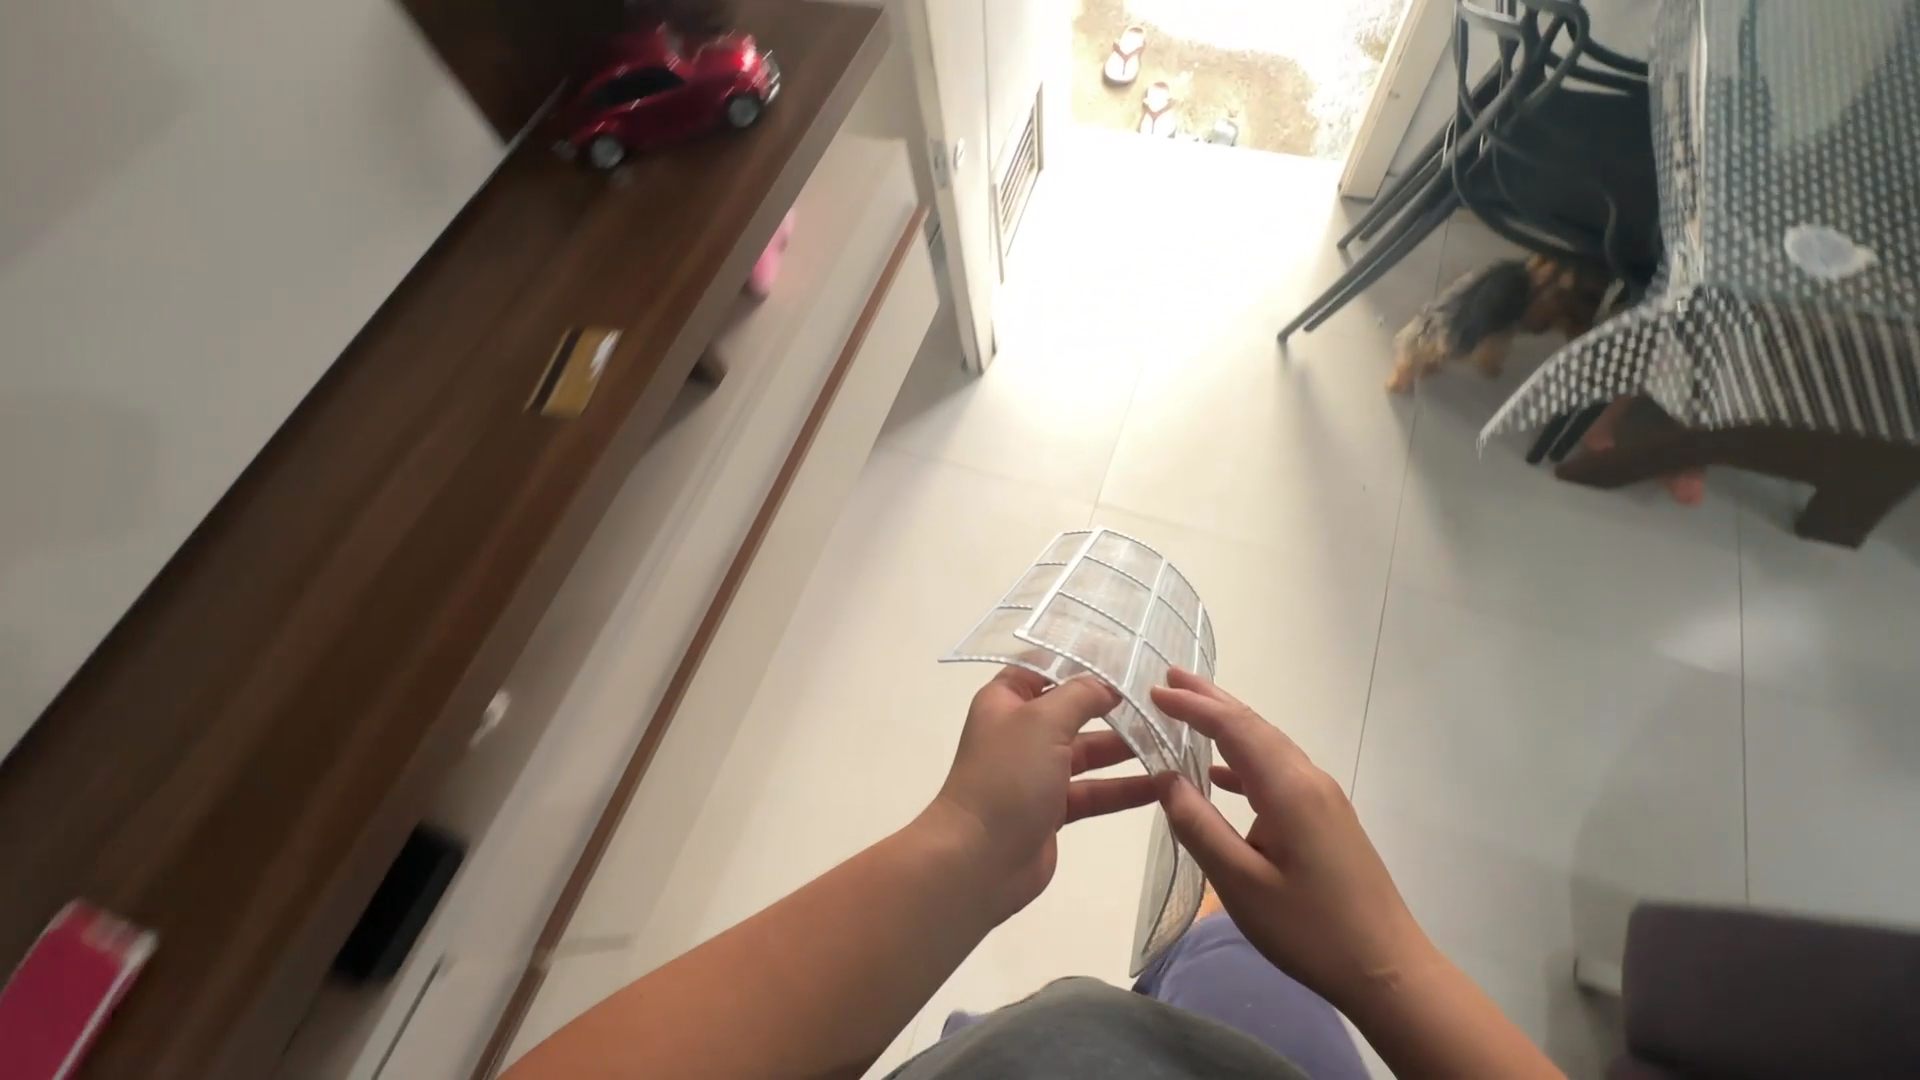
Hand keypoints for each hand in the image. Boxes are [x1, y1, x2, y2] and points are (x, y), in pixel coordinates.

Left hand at [922, 667, 1159, 922]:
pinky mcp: (1053, 808)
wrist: (978, 860)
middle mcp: (1021, 731)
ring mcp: (1037, 771)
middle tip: (1160, 700)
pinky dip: (1124, 788)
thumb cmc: (1007, 778)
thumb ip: (1080, 696)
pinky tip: (1163, 785)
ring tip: (1171, 739)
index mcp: (1007, 700)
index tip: (1127, 655)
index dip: (1082, 659)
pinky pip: (1094, 790)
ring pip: (1088, 752)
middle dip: (1113, 705)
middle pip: (1073, 709)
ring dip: (1125, 747)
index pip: (1046, 666)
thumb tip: (1109, 685)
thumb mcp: (1043, 722)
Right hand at [1151, 668, 1437, 1013]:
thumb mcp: (1240, 883)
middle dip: (1211, 700)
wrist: (1390, 973)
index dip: (1193, 706)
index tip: (1155, 691)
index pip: (1234, 728)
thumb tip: (1165, 778)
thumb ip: (1198, 826)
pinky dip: (1243, 760)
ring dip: (1227, 725)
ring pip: (1268, 745)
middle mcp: (1309, 780)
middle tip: (1170, 677)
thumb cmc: (1311, 930)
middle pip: (1254, 725)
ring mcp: (1322, 797)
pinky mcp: (1326, 817)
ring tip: (1189, 712)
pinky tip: (1221, 776)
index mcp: (1289, 788)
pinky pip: (1277, 770)